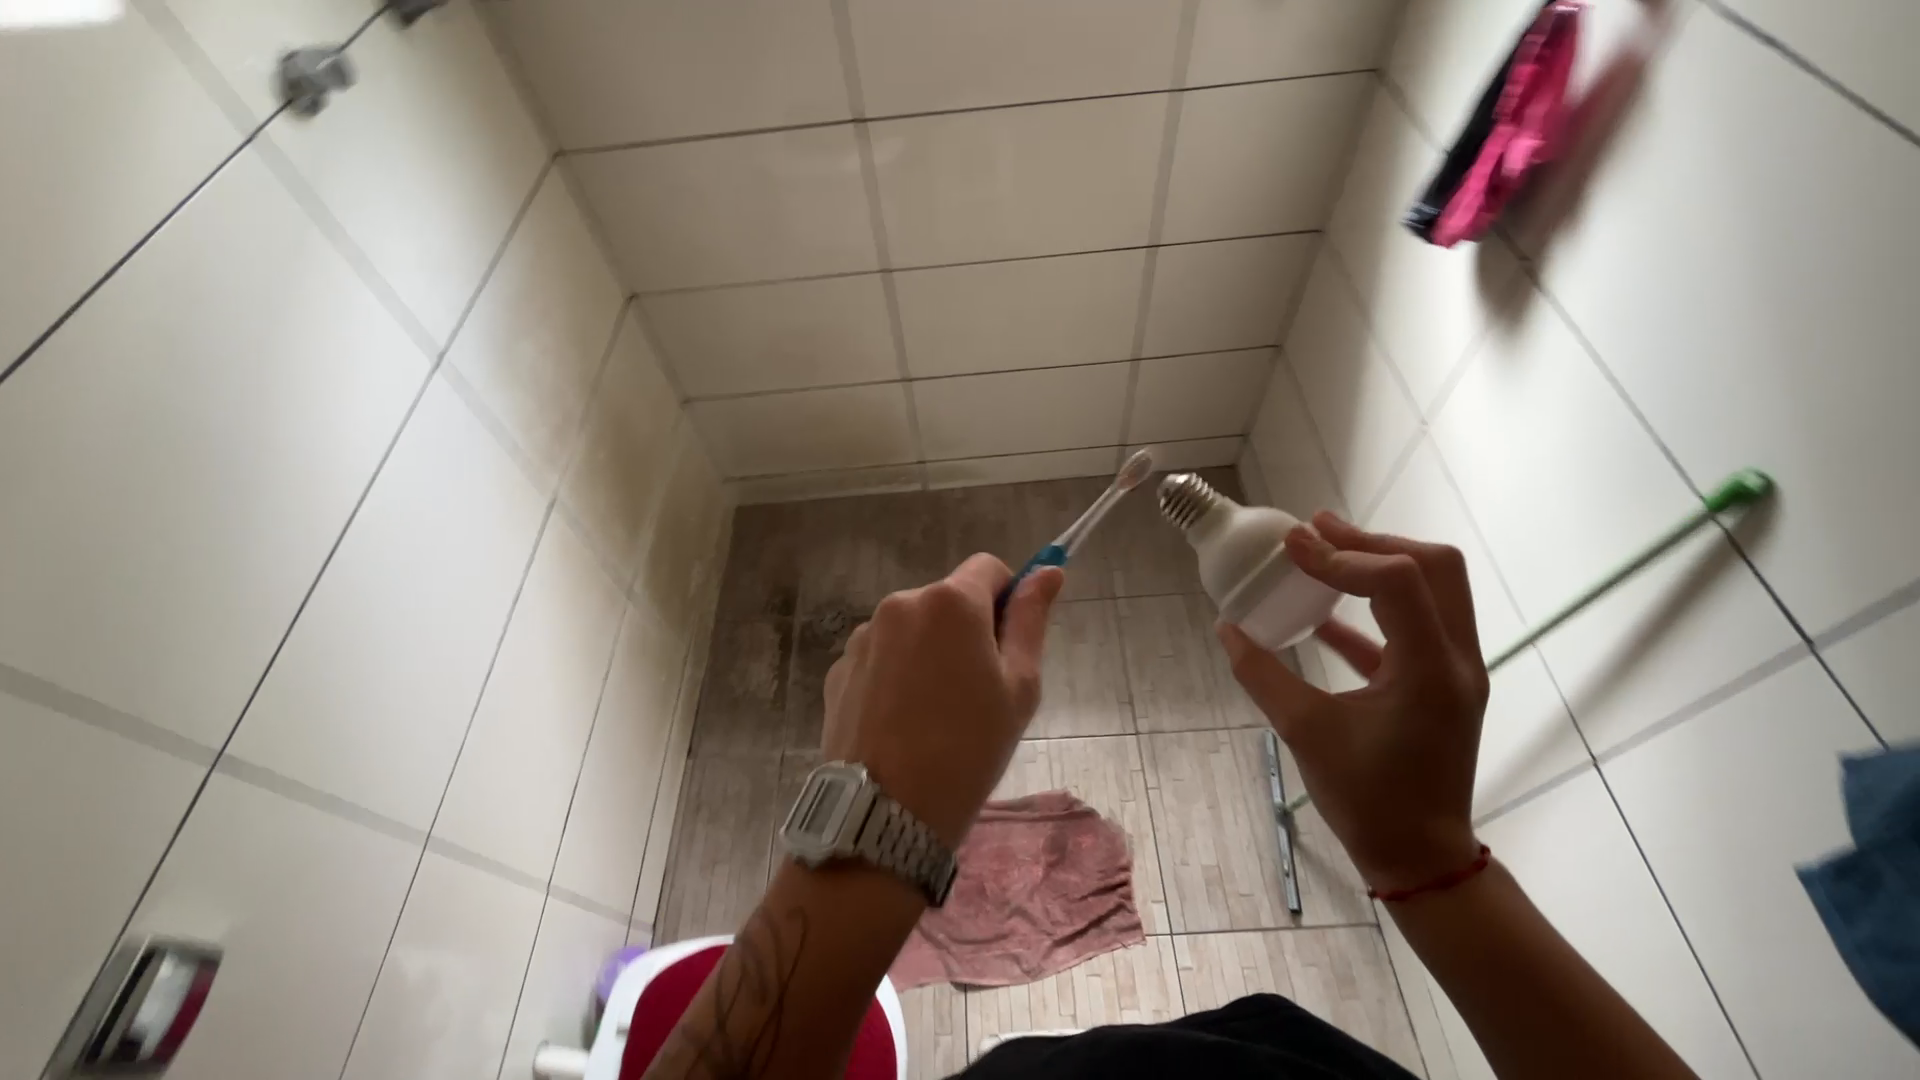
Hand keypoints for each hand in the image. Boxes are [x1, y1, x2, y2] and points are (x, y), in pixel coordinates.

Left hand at [822, 555, 1064, 848]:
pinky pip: (881, 656)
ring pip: (912, 629)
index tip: (1008, 644)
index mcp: (949, 603)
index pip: (989, 568)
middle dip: (966, 630)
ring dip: (928, 651)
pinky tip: (900, 723)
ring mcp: (863, 637)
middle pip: (947, 600)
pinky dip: (896, 675)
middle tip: (977, 692)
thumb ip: (1031, 620)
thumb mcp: (1019, 687)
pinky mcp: (838, 669)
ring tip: (934, 715)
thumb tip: (1049, 571)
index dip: (1007, 597)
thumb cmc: (969, 749)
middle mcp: (900, 604)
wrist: (887, 812)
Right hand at [1217, 512, 1487, 892]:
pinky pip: (1413, 627)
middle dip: (1373, 541)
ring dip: (1380, 564)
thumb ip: (1262, 674)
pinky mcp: (1441, 684)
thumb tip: (1227, 629)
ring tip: (1323, 552)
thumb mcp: (1305, 732)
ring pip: (1434, 589)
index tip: (1292, 544)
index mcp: (1429, 669)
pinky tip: (1324, 615)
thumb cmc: (1367, 799)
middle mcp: (1456, 659)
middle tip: (1318, 531)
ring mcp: (1455, 671)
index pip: (1397, 580)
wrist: (1420, 857)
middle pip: (1435, 567)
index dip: (1341, 554)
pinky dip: (1372, 609)